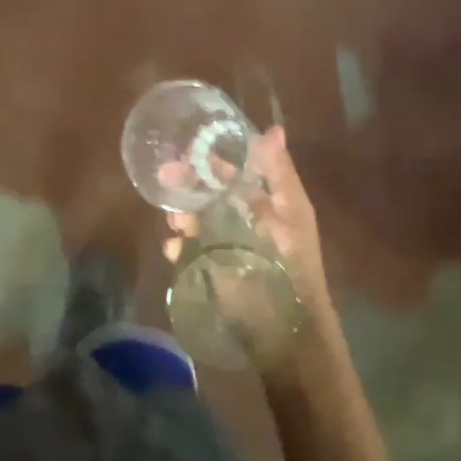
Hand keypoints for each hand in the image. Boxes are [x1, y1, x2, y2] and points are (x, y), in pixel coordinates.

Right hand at [162, 126, 332, 320]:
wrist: (286, 332)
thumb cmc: (295, 266)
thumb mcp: (292, 214)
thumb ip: (280, 173)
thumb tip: (274, 129)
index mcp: (266, 205)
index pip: (235, 173)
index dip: (213, 160)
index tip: (188, 150)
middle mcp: (244, 222)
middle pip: (209, 194)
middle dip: (188, 185)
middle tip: (164, 177)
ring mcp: (225, 248)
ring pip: (194, 220)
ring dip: (181, 214)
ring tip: (175, 220)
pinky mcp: (211, 272)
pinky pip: (186, 252)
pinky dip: (176, 247)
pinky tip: (173, 249)